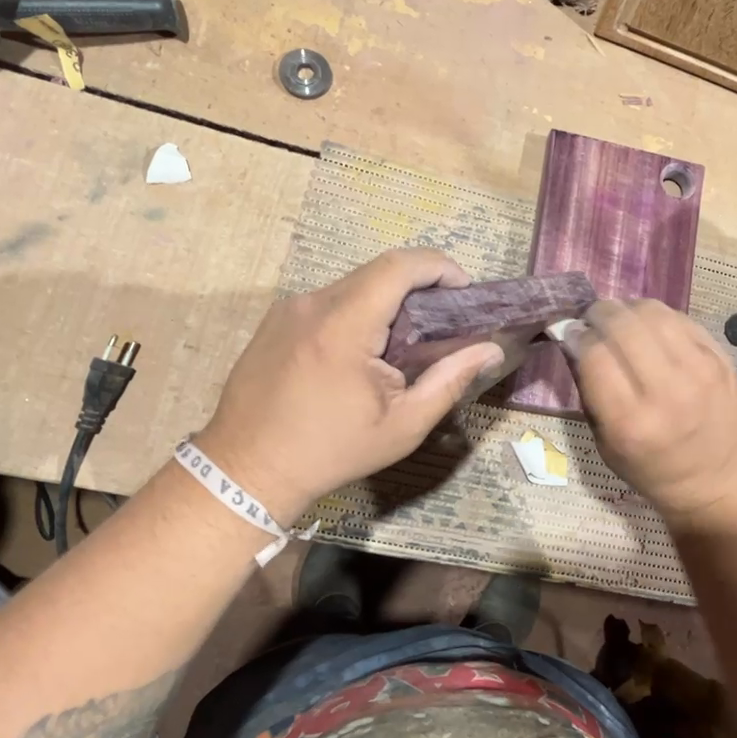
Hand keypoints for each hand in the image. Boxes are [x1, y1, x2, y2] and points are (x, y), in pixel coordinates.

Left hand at [196, 249, 504, 517]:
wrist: (246, 471)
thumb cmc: (331, 452)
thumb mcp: (402, 425)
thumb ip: (450, 380)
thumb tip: (490, 350)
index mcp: (344, 326)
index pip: (399, 266)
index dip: (439, 267)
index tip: (464, 292)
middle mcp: (312, 304)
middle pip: (377, 272)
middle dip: (418, 287)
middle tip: (444, 323)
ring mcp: (287, 310)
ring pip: (352, 286)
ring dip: (386, 302)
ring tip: (405, 344)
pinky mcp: (275, 322)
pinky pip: (328, 303)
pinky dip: (357, 313)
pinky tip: (364, 354)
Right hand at [565, 299, 736, 526]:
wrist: (713, 483)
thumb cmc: (650, 469)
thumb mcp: (604, 443)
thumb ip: (588, 389)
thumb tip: (574, 336)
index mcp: (630, 421)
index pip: (594, 354)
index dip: (578, 336)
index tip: (573, 334)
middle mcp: (667, 391)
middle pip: (623, 325)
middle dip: (600, 314)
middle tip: (593, 320)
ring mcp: (700, 371)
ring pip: (653, 312)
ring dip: (629, 309)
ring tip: (621, 319)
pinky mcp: (721, 360)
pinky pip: (682, 319)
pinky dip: (659, 318)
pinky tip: (651, 329)